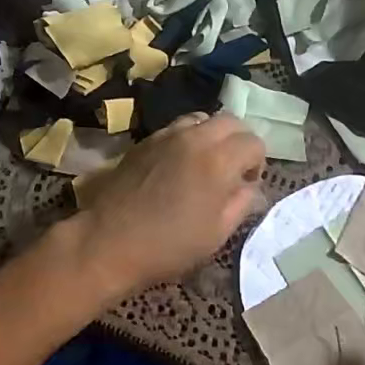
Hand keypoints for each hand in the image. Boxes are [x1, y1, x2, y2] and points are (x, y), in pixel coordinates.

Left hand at [61, 113, 264, 301]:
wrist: (108, 239)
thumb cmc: (168, 245)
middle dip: (238, 142)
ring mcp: (164, 136)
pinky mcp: (143, 141)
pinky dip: (186, 138)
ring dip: (210, 135)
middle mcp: (193, 138)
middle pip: (229, 121)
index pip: (253, 142)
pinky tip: (177, 165)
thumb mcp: (216, 233)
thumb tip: (249, 188)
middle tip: (231, 170)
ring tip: (204, 165)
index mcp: (217, 160)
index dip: (257, 163)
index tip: (245, 185)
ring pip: (200, 119)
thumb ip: (240, 204)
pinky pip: (174, 128)